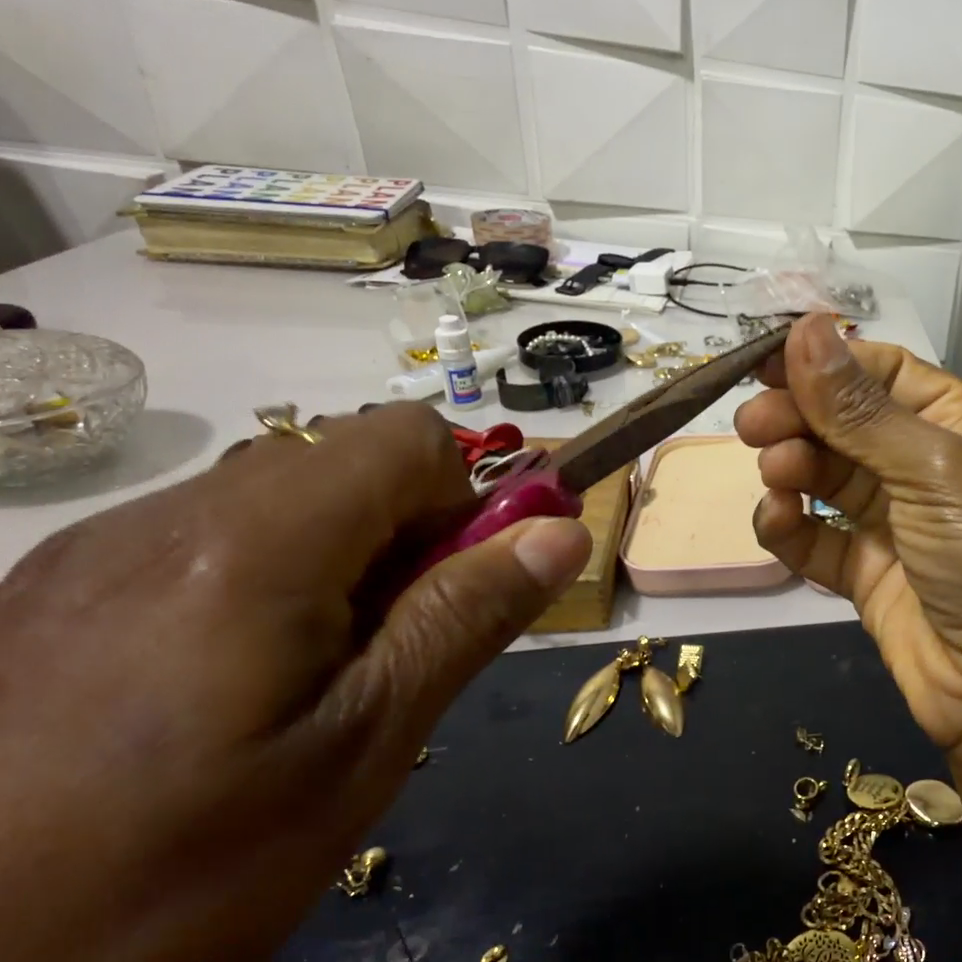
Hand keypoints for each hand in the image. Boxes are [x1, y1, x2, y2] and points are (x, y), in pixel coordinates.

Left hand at [0, 404, 590, 961]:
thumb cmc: (181, 867)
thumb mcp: (362, 748)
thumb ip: (466, 618)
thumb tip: (565, 531)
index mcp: (247, 548)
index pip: (405, 438)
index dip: (458, 498)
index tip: (451, 590)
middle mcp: (157, 521)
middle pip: (338, 461)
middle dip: (398, 532)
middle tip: (386, 645)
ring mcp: (84, 555)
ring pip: (270, 497)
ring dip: (330, 556)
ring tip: (304, 673)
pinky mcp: (42, 594)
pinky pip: (196, 540)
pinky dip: (253, 578)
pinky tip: (216, 683)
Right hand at [735, 315, 961, 750]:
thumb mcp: (936, 468)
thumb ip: (860, 408)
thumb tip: (804, 327)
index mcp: (961, 422)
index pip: (885, 372)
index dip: (827, 364)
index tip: (764, 361)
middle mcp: (929, 464)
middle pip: (847, 421)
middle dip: (800, 416)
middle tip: (754, 423)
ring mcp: (899, 522)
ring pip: (827, 476)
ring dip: (794, 467)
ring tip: (779, 475)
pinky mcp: (870, 575)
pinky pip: (818, 538)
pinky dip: (791, 527)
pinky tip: (777, 521)